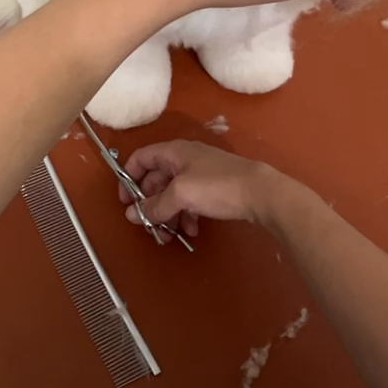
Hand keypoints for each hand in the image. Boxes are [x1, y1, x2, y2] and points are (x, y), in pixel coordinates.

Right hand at [118, 140, 302, 237]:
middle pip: (155, 180)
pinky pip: (190, 200)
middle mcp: (183, 159)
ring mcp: (199, 173)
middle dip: (149, 203)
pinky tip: (191, 230)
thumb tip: (131, 215)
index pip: (140, 159)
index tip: (125, 202)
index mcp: (172, 152)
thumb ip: (155, 206)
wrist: (262, 193)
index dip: (128, 178)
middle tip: (148, 226)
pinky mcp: (213, 188)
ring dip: (167, 214)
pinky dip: (185, 214)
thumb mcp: (181, 195)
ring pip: (173, 193)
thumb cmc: (217, 186)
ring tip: (169, 235)